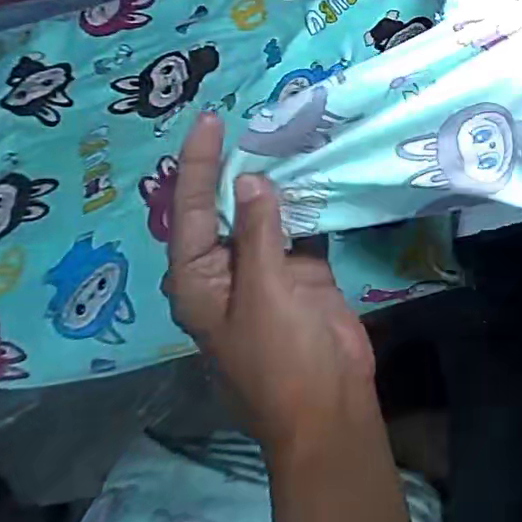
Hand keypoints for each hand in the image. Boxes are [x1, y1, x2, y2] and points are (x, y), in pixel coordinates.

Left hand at [165, 111, 377, 454]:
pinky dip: (309, 204)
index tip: (212, 121)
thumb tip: (253, 179)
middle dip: (236, 166)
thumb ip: (259, 235)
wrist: (329, 401)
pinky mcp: (302, 272)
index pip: (193, 209)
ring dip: (276, 182)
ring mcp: (267, 270)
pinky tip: (320, 174)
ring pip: (267, 214)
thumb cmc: (282, 357)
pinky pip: (301, 228)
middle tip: (253, 119)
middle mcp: (226, 268)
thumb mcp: (264, 294)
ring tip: (287, 136)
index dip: (201, 164)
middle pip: (226, 207)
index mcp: (198, 278)